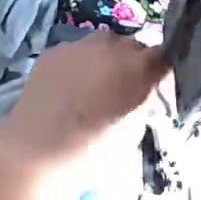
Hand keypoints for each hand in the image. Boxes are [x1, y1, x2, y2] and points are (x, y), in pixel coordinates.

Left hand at [0, 32, 170, 199]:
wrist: (36, 154)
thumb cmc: (93, 153)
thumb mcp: (134, 131)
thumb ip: (145, 102)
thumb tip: (146, 91)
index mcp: (139, 68)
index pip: (164, 57)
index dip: (161, 73)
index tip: (156, 90)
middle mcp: (111, 47)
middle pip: (133, 46)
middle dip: (133, 65)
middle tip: (124, 92)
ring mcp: (79, 45)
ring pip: (103, 45)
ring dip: (105, 61)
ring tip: (94, 89)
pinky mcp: (52, 52)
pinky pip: (75, 52)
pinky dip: (78, 64)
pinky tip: (68, 89)